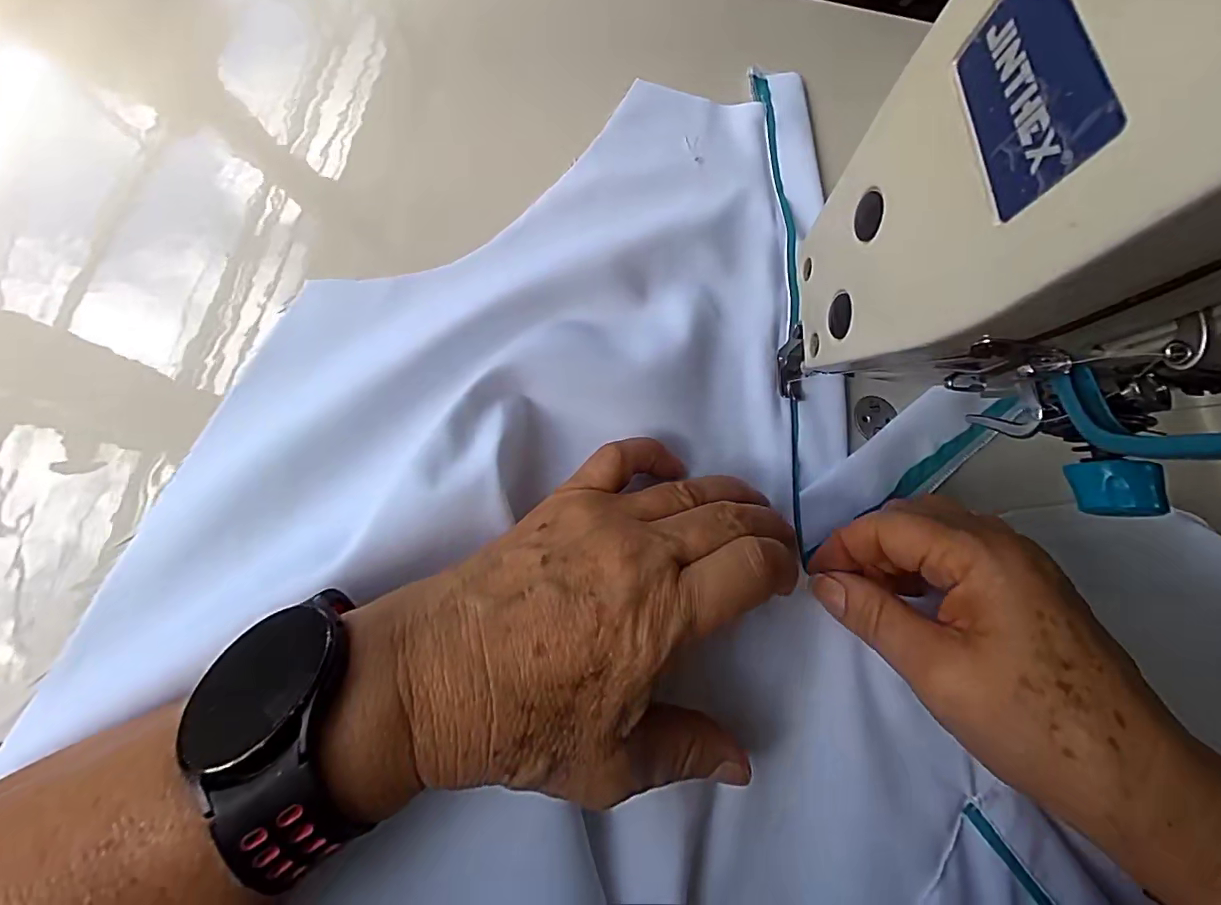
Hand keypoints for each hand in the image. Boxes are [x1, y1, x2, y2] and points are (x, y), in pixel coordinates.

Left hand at [326, 438, 799, 815]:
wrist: (437, 672)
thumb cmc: (522, 722)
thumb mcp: (612, 765)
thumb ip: (686, 753)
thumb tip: (741, 759)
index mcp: (665, 614)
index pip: (751, 566)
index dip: (780, 568)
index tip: (783, 580)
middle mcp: (640, 552)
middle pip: (725, 519)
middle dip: (763, 525)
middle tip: (775, 539)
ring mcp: (596, 518)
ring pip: (683, 490)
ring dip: (723, 494)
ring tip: (742, 506)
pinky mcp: (559, 502)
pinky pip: (615, 460)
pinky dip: (651, 454)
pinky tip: (669, 466)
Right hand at [801, 497, 1220, 904]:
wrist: (1141, 783)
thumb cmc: (1029, 722)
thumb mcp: (934, 669)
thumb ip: (872, 614)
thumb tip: (823, 581)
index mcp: (983, 553)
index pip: (890, 524)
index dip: (843, 545)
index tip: (815, 580)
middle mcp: (1006, 543)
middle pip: (915, 517)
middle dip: (868, 544)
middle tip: (839, 585)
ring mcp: (1025, 565)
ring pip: (939, 532)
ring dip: (896, 554)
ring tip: (867, 595)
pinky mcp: (1033, 589)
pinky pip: (963, 555)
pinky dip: (925, 568)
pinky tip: (911, 602)